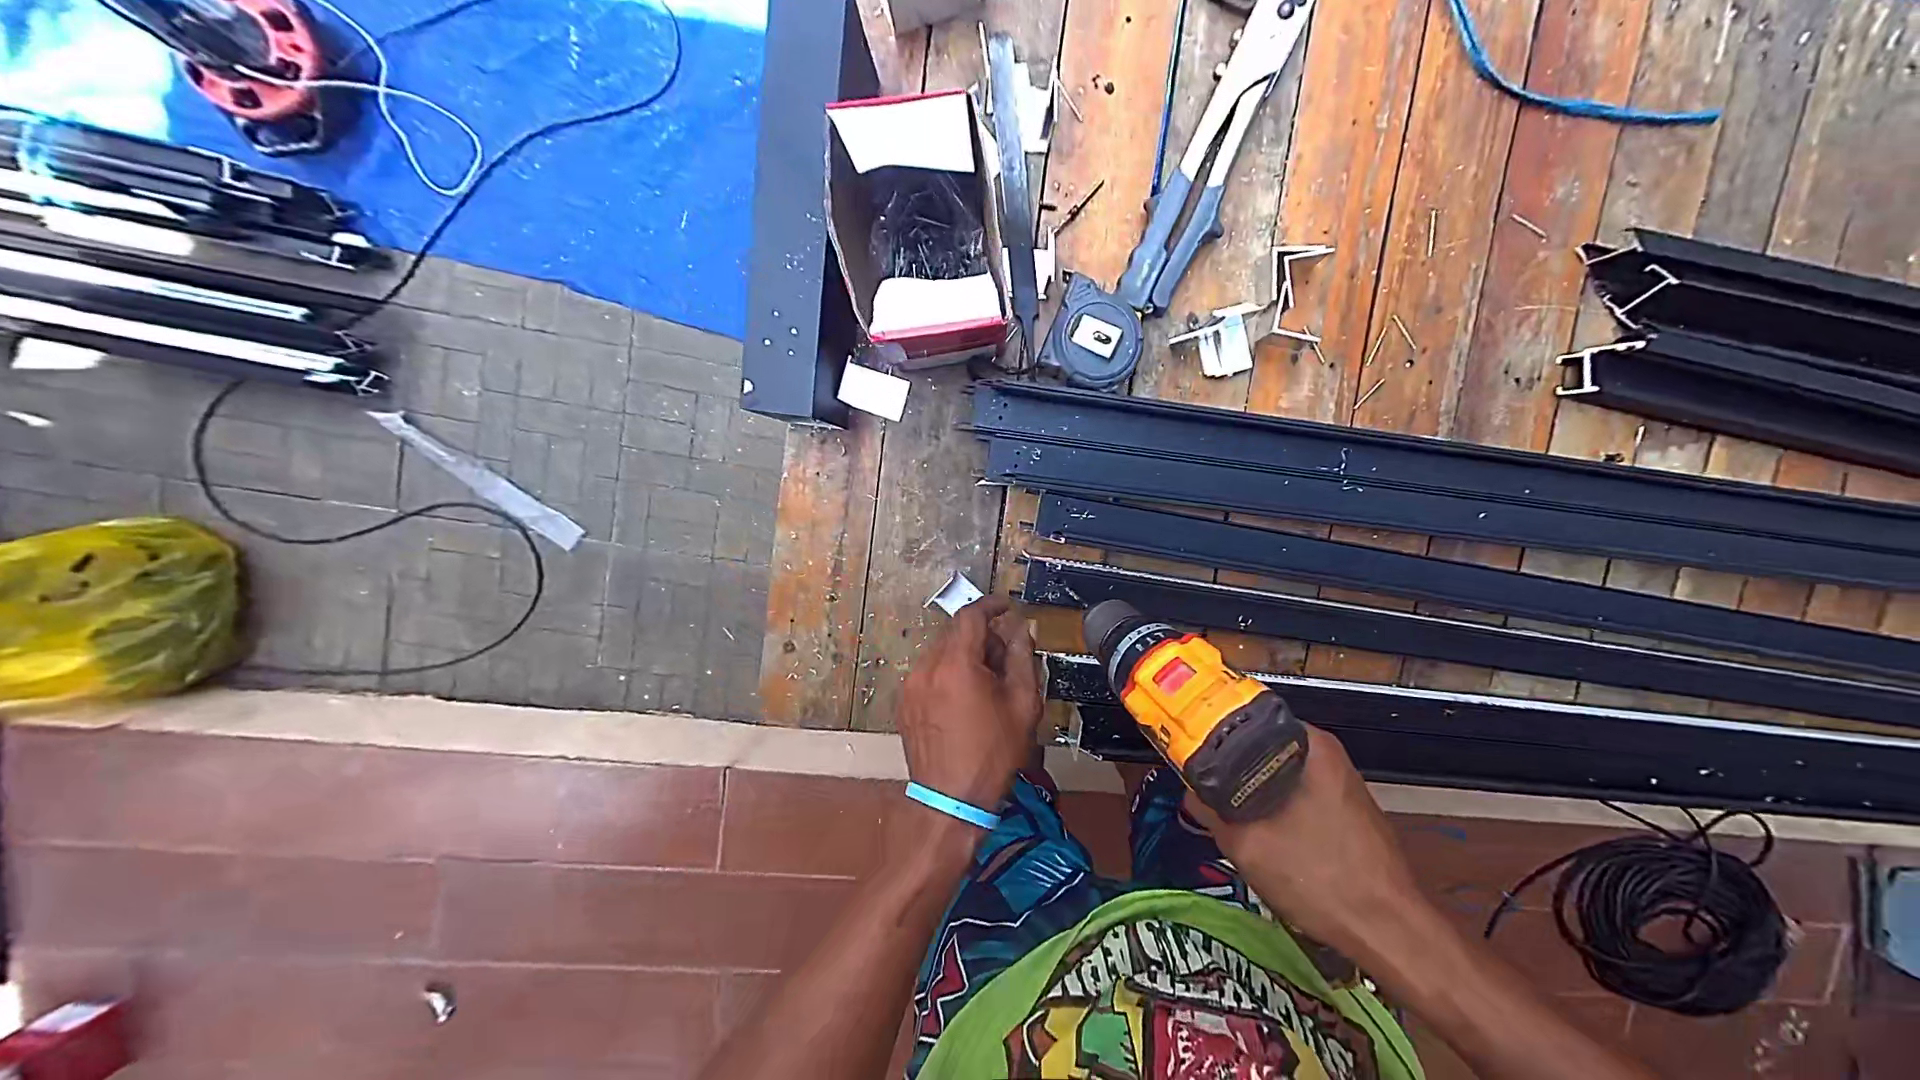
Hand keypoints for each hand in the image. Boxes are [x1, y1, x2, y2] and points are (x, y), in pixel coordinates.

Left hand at [896, 595, 1042, 810]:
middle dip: (982, 638)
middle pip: (955, 633)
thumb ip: (1022, 658)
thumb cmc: (992, 754)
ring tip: (986, 687)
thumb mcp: (1022, 704)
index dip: (991, 605)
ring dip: (964, 657)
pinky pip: (929, 675)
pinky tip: (965, 702)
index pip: (971, 615)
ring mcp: (911, 687)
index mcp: (956, 664)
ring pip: (941, 654)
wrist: (953, 799)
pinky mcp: (905, 704)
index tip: (1006, 608)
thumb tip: (1022, 629)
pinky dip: (947, 675)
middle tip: (1005, 660)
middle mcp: (926, 668)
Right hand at [1187, 724, 1426, 956]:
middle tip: (1199, 787)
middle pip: (1258, 747)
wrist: (1390, 931)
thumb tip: (1188, 791)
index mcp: (1309, 743)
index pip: (1242, 719)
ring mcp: (1339, 781)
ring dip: (1248, 791)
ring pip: (1275, 773)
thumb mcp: (1244, 843)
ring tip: (1221, 811)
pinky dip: (1272, 807)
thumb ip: (1208, 809)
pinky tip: (1258, 833)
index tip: (1185, 752)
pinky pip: (1294, 794)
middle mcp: (1327, 753)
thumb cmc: (1318, 877)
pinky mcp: (1345, 808)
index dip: (1209, 735)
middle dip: (1227, 768)